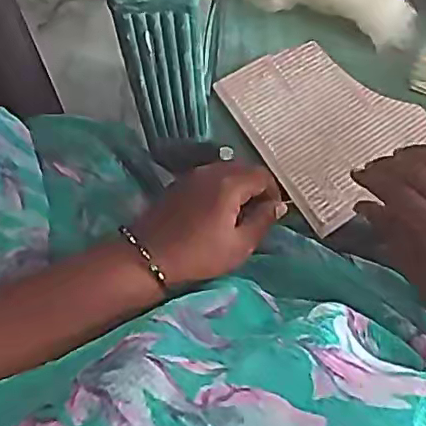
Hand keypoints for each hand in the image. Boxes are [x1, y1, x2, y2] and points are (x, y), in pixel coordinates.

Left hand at [131, 161, 286, 284]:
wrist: (148, 257)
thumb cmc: (198, 255)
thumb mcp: (239, 245)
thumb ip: (262, 221)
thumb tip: (277, 206)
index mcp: (229, 183)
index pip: (263, 175)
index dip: (274, 193)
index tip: (272, 214)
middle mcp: (211, 171)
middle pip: (244, 168)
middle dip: (256, 187)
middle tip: (257, 214)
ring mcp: (192, 174)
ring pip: (225, 171)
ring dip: (237, 187)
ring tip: (237, 214)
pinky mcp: (179, 183)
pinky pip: (208, 177)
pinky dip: (219, 187)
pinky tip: (215, 211)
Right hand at [352, 145, 425, 317]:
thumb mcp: (412, 268)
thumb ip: (390, 233)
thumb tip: (364, 206)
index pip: (396, 189)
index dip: (373, 179)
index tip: (357, 176)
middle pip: (417, 169)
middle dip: (388, 165)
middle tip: (371, 168)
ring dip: (419, 153)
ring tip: (399, 156)